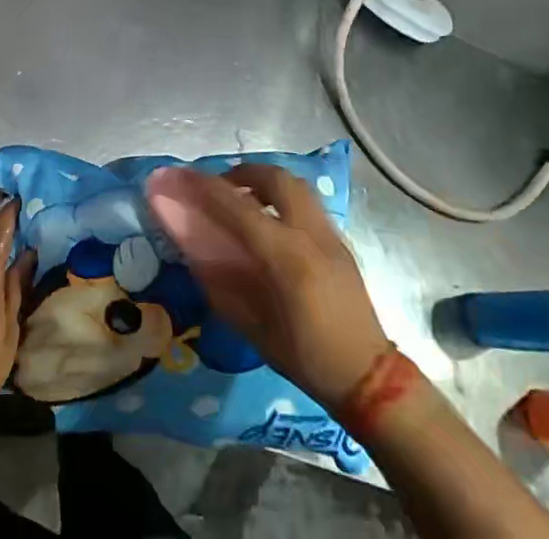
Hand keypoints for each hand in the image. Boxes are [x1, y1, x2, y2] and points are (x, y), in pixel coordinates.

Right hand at [146, 164, 390, 409]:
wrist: (366, 375)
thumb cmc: (303, 355)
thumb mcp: (250, 325)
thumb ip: (219, 281)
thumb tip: (191, 247)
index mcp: (286, 257)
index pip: (239, 206)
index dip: (207, 188)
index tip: (182, 177)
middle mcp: (310, 234)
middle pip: (275, 179)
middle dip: (242, 173)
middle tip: (218, 186)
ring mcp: (330, 234)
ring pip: (296, 185)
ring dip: (264, 181)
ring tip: (243, 197)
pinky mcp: (340, 240)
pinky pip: (307, 202)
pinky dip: (282, 196)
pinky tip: (269, 218)